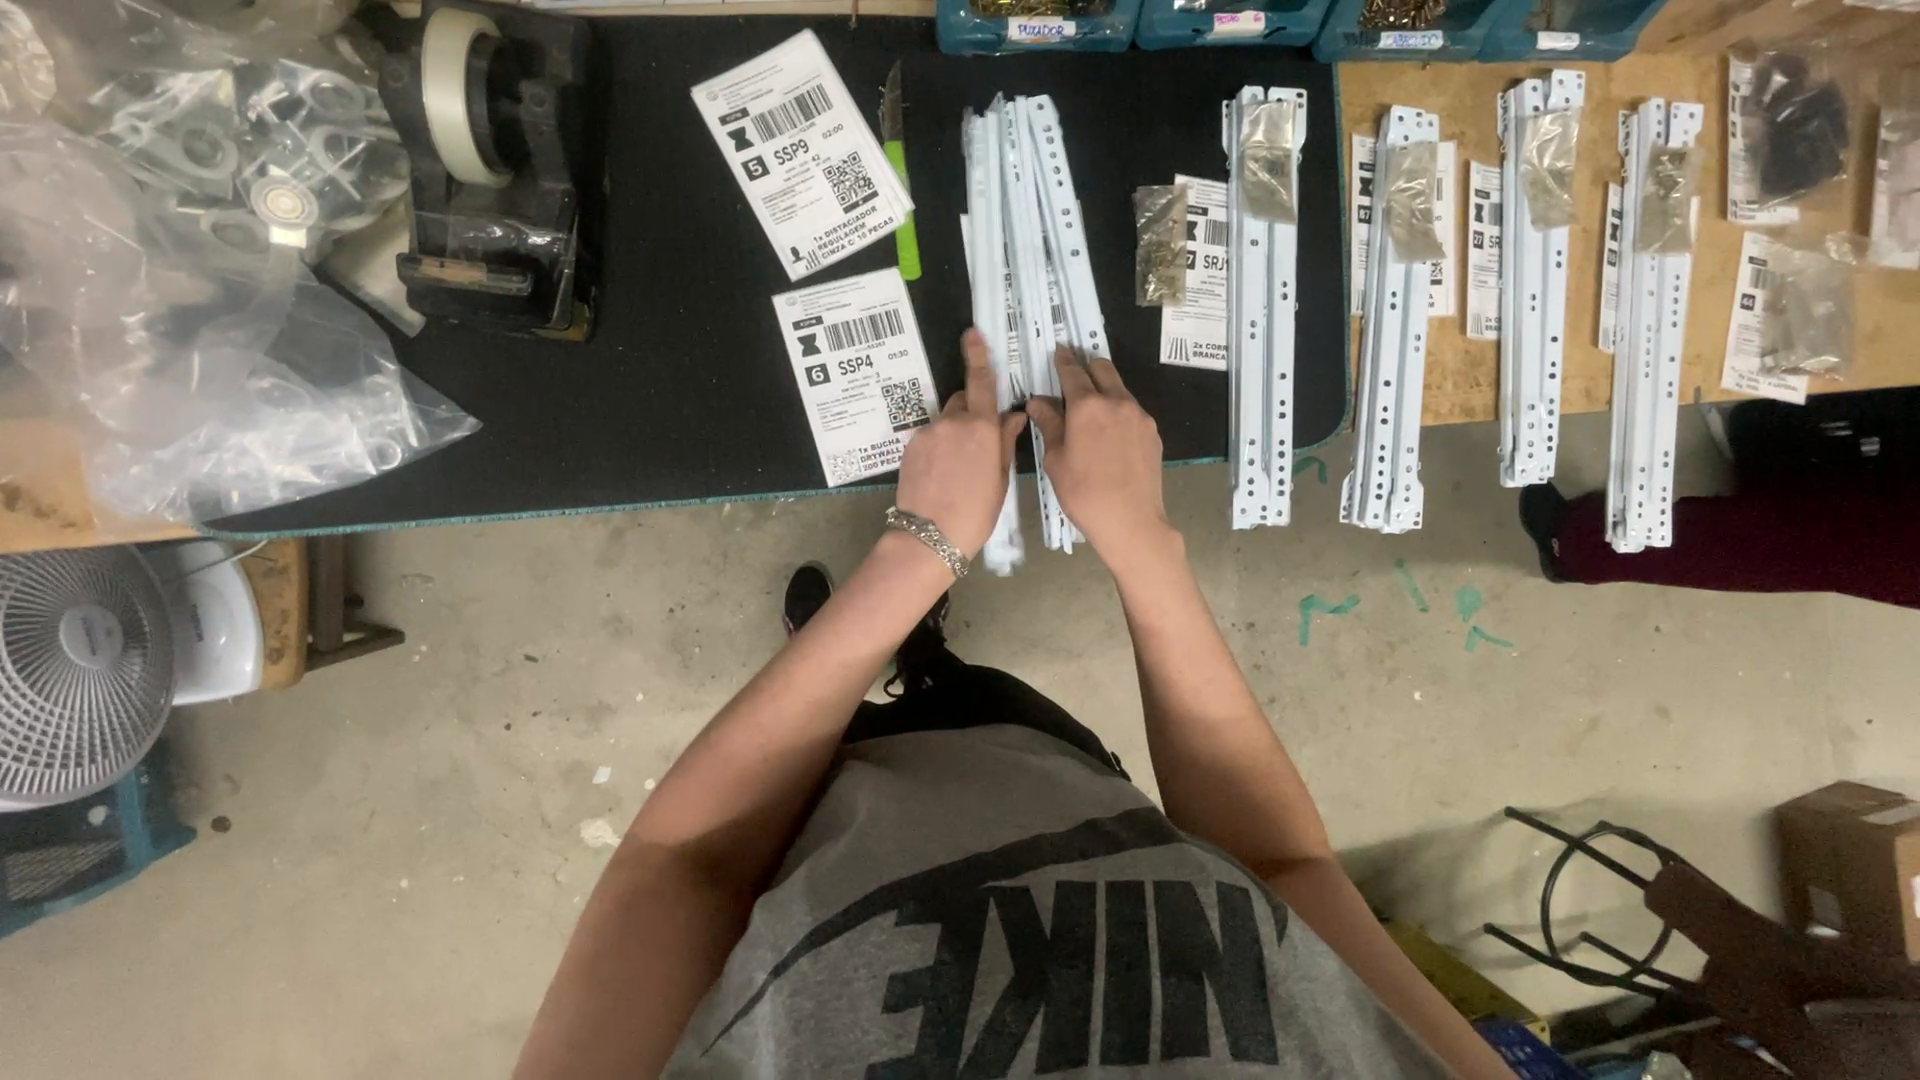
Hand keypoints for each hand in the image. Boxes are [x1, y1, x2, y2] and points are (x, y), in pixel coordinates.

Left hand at [893, 329, 1027, 557]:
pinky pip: (929, 437)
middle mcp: (953, 422)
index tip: (972, 333)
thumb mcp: (1000, 480)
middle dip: (971, 413)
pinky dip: (937, 447)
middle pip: (962, 402)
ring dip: (953, 433)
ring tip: (956, 469)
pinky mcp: (910, 446)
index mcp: (982, 428)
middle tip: (978, 445)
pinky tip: (939, 474)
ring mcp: (928, 432)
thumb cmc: (975, 513)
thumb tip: (1012, 417)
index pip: (981, 382)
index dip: (978, 355)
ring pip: (944, 421)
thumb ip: (1005, 443)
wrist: (929, 536)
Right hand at [1025, 348, 1174, 570]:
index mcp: (1087, 406)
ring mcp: (1139, 416)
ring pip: (1119, 388)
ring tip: (1090, 409)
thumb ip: (1049, 424)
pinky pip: (1132, 410)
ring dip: (1104, 389)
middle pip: (1102, 368)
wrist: (1131, 522)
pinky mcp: (1152, 432)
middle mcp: (1117, 402)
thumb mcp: (1055, 460)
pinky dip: (1117, 411)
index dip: (1062, 360)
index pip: (1072, 372)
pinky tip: (1109, 434)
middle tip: (1073, 376)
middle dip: (1086, 367)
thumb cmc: (1084, 493)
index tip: (1058, 352)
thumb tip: (1037, 402)